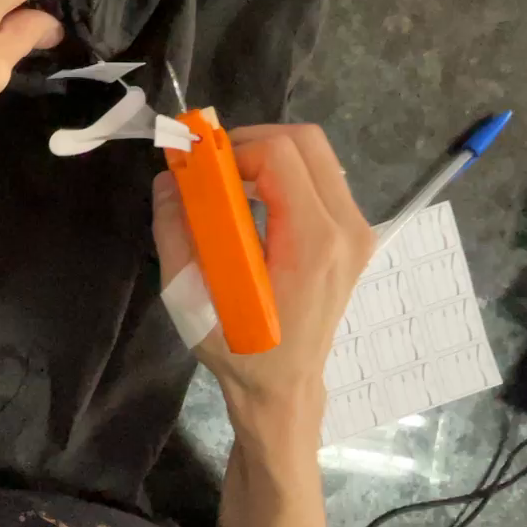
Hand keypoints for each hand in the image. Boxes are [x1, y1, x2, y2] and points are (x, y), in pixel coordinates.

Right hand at [151, 125, 373, 439]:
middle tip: (209, 165)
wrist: (283, 386)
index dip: (230, 149)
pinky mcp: (352, 237)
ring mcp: (357, 231)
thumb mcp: (191, 296)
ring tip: (226, 182)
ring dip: (266, 156)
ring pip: (316, 156)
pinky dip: (281, 175)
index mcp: (310, 242)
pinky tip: (250, 202)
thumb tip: (169, 181)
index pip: (279, 156)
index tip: (195, 167)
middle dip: (250, 141)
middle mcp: (345, 229)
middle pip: (306, 143)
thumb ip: (176, 232)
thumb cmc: (236, 347)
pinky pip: (320, 180)